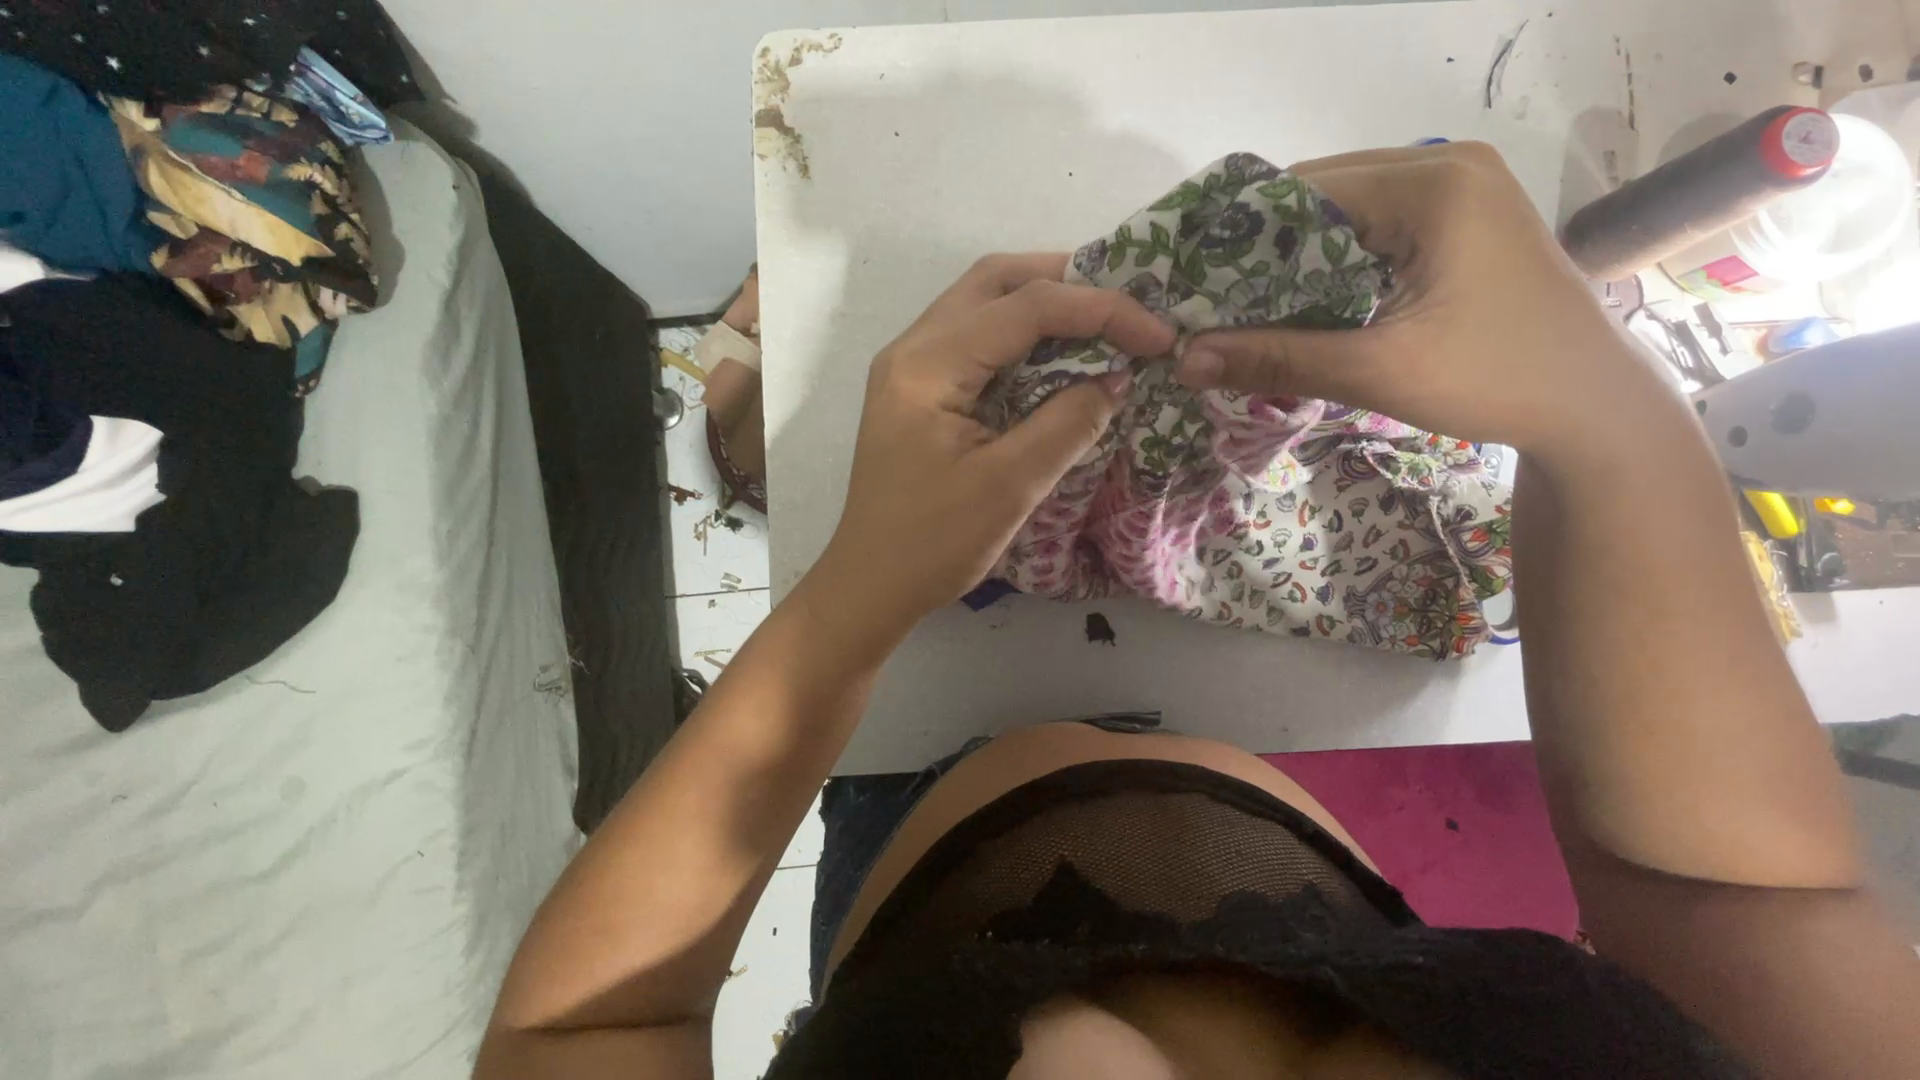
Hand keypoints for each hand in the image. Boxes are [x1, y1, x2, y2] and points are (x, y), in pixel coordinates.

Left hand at [807, 253, 1175, 640]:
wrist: (870, 585)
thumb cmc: (933, 544)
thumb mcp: (1010, 487)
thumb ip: (1068, 424)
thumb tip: (1117, 379)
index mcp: (928, 366)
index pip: (1025, 306)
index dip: (1100, 310)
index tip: (1157, 335)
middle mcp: (912, 350)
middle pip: (995, 280)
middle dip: (1067, 280)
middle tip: (1127, 305)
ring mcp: (909, 368)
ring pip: (982, 302)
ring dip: (1043, 302)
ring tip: (1103, 321)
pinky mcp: (917, 391)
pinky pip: (974, 339)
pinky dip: (1021, 335)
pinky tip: (1058, 354)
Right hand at [1173, 142, 1674, 460]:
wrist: (1594, 408)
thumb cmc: (1496, 380)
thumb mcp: (1378, 370)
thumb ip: (1277, 358)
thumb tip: (1183, 360)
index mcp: (1431, 185)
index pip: (1301, 190)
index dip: (1237, 238)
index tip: (1188, 286)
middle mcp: (1444, 168)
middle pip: (1318, 196)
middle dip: (1259, 252)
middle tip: (1206, 303)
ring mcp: (1458, 192)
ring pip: (1340, 214)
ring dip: (1290, 261)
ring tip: (1238, 307)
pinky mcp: (1459, 223)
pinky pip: (1370, 230)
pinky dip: (1327, 265)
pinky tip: (1297, 304)